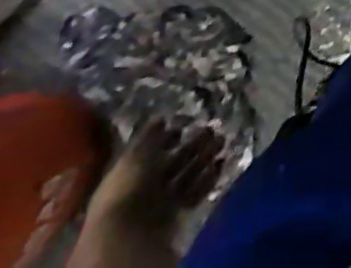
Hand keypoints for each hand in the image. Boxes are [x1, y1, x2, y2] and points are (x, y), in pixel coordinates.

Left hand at [87, 120, 223, 230]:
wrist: (129, 233)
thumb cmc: (127, 189)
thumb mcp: (135, 156)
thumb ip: (148, 137)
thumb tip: (160, 117)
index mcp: (128, 173)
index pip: (150, 152)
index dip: (166, 138)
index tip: (184, 126)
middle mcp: (144, 187)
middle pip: (172, 163)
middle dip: (193, 145)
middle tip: (212, 129)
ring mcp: (161, 201)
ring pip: (186, 174)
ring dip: (204, 158)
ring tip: (222, 141)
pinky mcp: (177, 212)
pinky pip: (195, 191)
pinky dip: (208, 178)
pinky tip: (220, 163)